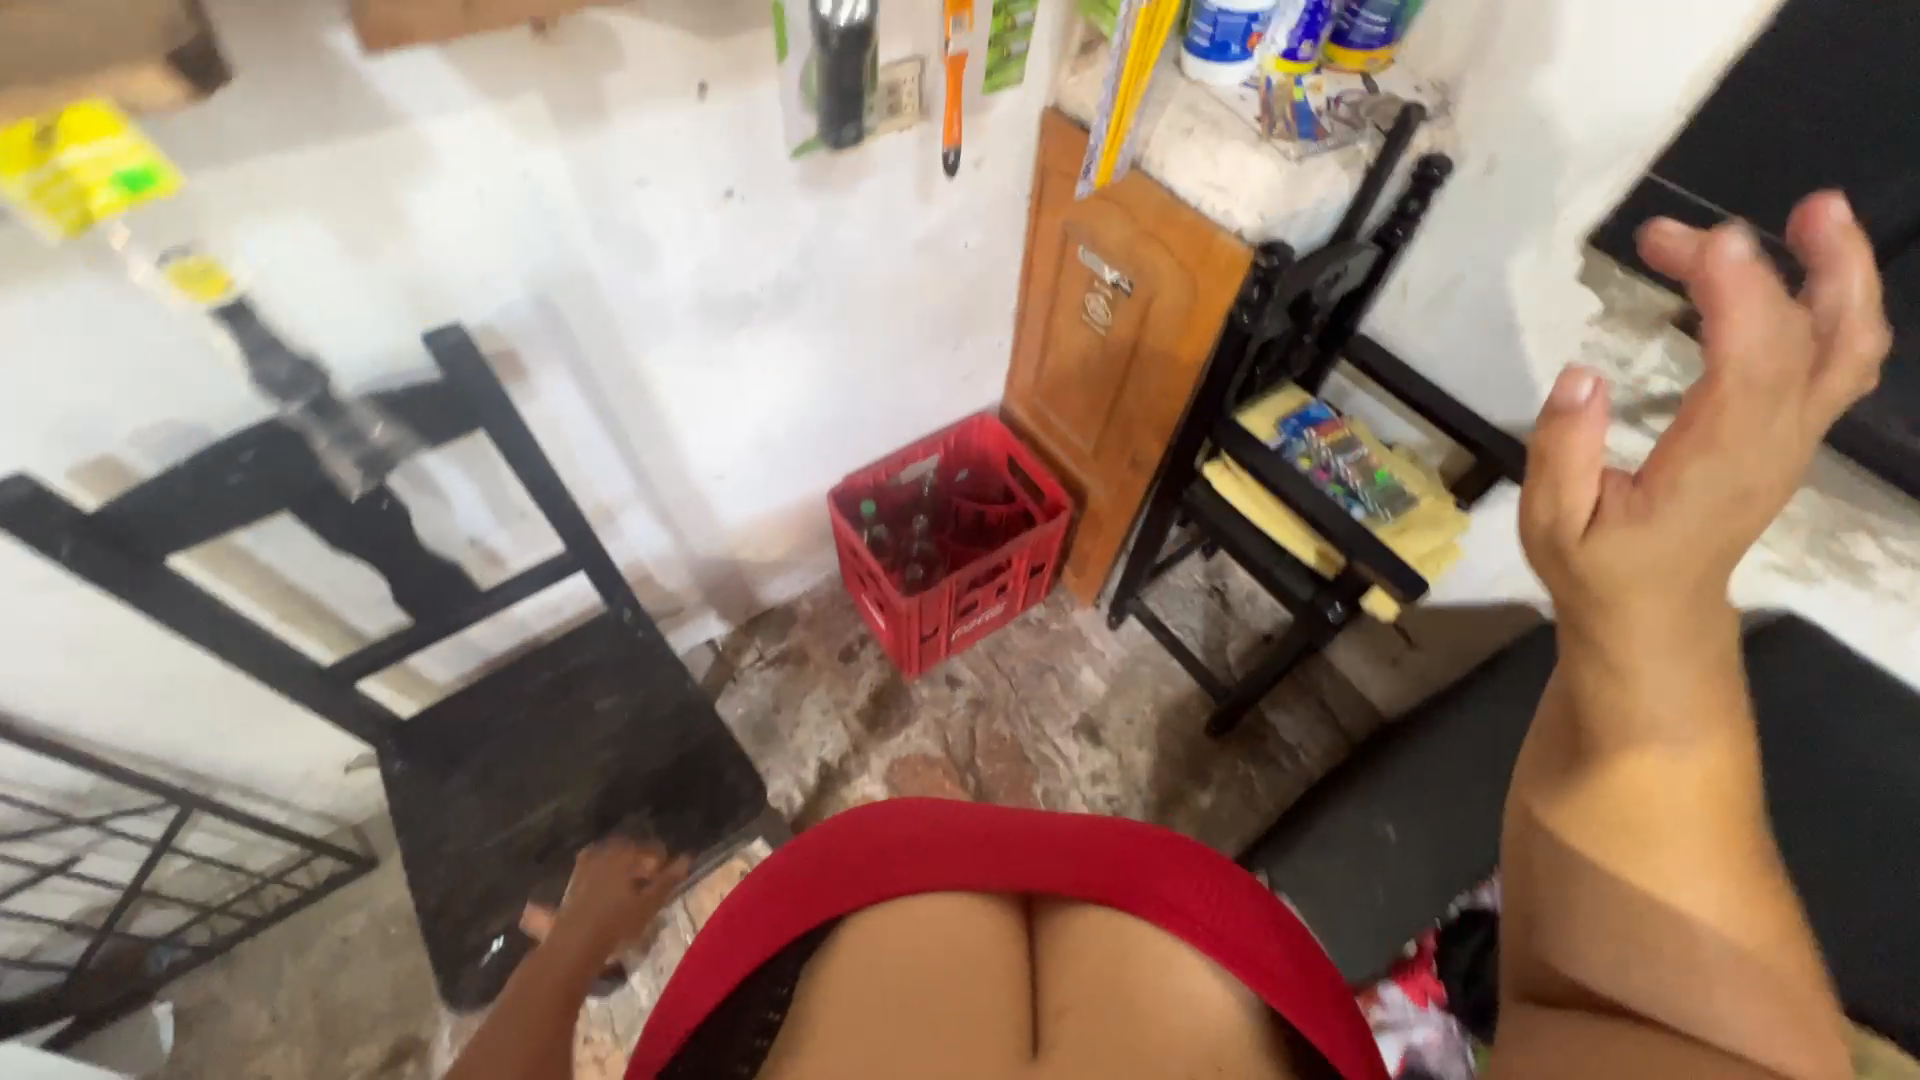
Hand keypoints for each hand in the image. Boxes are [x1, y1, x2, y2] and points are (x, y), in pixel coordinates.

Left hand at [532, 840, 688, 965]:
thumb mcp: (649, 904)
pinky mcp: (572, 881)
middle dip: (640, 859)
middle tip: (648, 879)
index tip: (666, 877)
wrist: (574, 945)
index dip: (662, 861)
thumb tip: (688, 858)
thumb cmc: (617, 923)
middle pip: (629, 849)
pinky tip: (601, 883)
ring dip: (619, 862)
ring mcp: (586, 866)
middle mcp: (606, 854)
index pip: (653, 849)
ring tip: (627, 880)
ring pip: (608, 854)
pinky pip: (590, 864)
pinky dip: (598, 868)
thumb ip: (668, 880)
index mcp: (627, 855)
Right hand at [1521, 192, 1890, 647]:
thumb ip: (1563, 452)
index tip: (1704, 241)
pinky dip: (1834, 309)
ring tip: (1812, 216)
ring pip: (1849, 347)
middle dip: (1773, 268)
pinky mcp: (1788, 439)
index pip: (1750, 362)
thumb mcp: (1551, 521)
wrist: (1652, 613)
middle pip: (1810, 338)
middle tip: (1714, 229)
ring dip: (1840, 275)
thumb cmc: (1597, 569)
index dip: (1739, 294)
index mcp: (1715, 461)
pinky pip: (1836, 365)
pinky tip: (1804, 280)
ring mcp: (1791, 440)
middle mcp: (1773, 442)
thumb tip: (1579, 375)